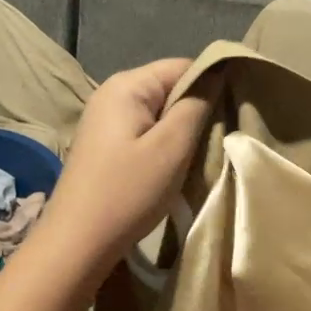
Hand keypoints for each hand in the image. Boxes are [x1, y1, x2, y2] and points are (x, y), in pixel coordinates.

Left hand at [48, 58, 212, 263]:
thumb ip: (196, 106)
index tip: (234, 112)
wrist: (76, 244)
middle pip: (170, 87)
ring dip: (181, 131)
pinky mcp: (105, 144)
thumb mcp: (171, 148)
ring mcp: (105, 119)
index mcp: (127, 85)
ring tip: (199, 155)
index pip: (183, 66)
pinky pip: (145, 130)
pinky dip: (163, 144)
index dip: (212, 84)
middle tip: (218, 139)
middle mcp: (112, 93)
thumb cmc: (126, 192)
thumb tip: (216, 75)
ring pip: (159, 112)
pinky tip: (172, 167)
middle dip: (197, 109)